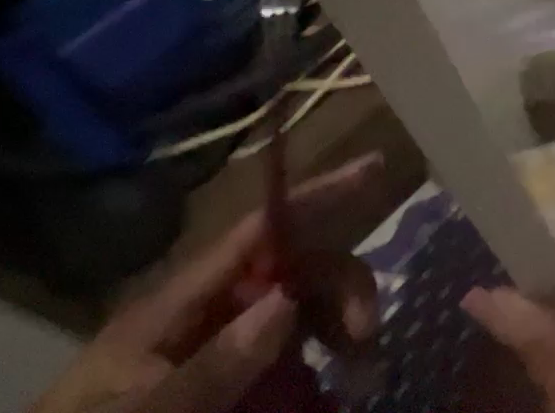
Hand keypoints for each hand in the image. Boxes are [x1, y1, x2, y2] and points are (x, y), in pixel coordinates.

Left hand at [33, 153, 389, 412]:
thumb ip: (209, 367)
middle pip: (295, 269)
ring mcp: (221, 348)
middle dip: (341, 286)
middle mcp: (208, 313)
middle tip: (364, 339)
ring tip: (360, 370)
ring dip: (339, 327)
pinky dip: (321, 363)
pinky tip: (336, 387)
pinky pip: (291, 356)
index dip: (318, 194)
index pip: (257, 230)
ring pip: (303, 309)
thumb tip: (286, 302)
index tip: (376, 167)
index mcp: (178, 302)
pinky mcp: (230, 384)